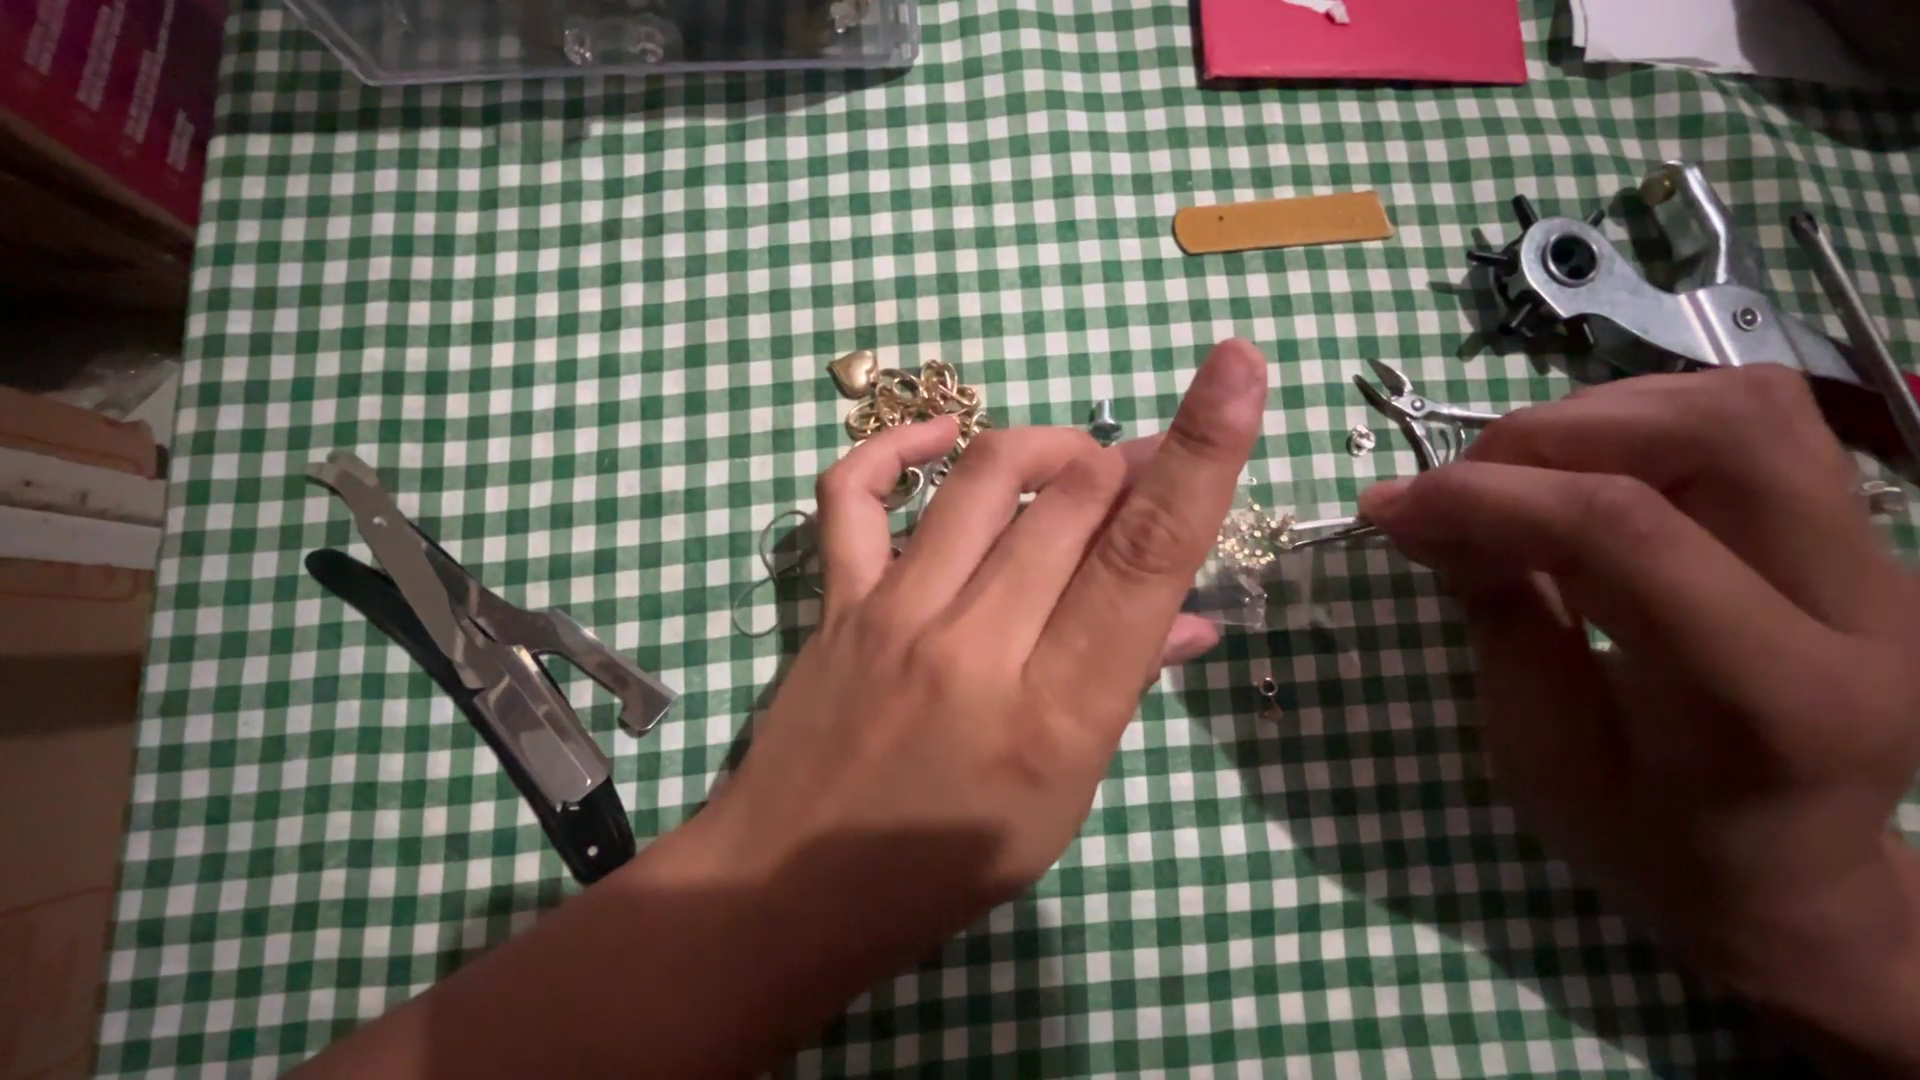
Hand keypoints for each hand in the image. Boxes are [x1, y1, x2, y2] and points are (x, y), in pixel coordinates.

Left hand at [678, 339, 1267, 1056]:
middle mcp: (979, 645)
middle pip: (1073, 500)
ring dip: (1047, 447)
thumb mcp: (1063, 799)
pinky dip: (895, 449)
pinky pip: (853, 494)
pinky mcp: (834, 601)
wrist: (791, 887)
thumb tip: (1188, 615)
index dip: (1203, 458)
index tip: (1236, 372)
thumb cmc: (944, 864)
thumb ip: (1121, 692)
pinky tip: (939, 442)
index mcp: (1058, 713)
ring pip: (984, 478)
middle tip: (1144, 464)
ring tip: (1072, 464)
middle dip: (1128, 458)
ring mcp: (895, 612)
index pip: (1145, 560)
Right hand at [1359, 366, 1919, 1071]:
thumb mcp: (1535, 750)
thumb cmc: (1644, 839)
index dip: (1484, 498)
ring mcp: (1879, 560)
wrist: (1789, 878)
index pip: (1622, 532)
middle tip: (1460, 485)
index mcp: (1765, 698)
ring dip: (1596, 417)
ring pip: (1747, 403)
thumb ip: (1496, 613)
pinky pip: (1755, 422)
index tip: (1389, 508)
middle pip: (1717, 431)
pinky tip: (1579, 473)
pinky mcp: (1857, 536)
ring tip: (1514, 477)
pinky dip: (1640, 421)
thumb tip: (1423, 510)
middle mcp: (1859, 608)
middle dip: (1549, 436)